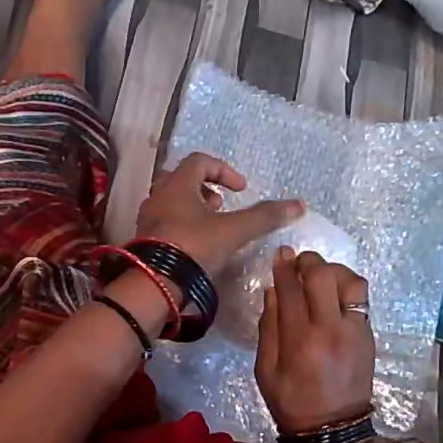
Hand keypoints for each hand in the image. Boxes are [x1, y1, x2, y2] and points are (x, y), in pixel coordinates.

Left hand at [134, 153, 303, 277]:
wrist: (155, 282)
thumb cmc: (193, 247)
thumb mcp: (234, 231)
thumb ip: (264, 217)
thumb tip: (299, 206)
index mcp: (177, 184)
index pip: (200, 161)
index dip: (224, 171)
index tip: (240, 189)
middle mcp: (158, 195)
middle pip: (182, 179)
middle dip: (205, 188)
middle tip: (221, 205)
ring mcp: (147, 218)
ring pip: (170, 201)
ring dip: (192, 207)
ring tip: (210, 225)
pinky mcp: (143, 239)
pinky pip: (163, 222)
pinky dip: (180, 224)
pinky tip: (194, 244)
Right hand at [256, 248, 374, 433]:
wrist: (332, 428)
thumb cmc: (291, 401)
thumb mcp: (265, 369)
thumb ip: (268, 327)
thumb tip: (273, 291)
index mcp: (300, 340)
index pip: (291, 289)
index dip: (284, 267)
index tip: (280, 254)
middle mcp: (330, 329)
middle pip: (323, 277)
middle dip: (310, 262)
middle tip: (299, 262)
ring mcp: (355, 331)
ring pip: (351, 282)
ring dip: (334, 272)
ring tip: (321, 277)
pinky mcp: (368, 336)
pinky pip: (360, 300)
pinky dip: (345, 290)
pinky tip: (333, 296)